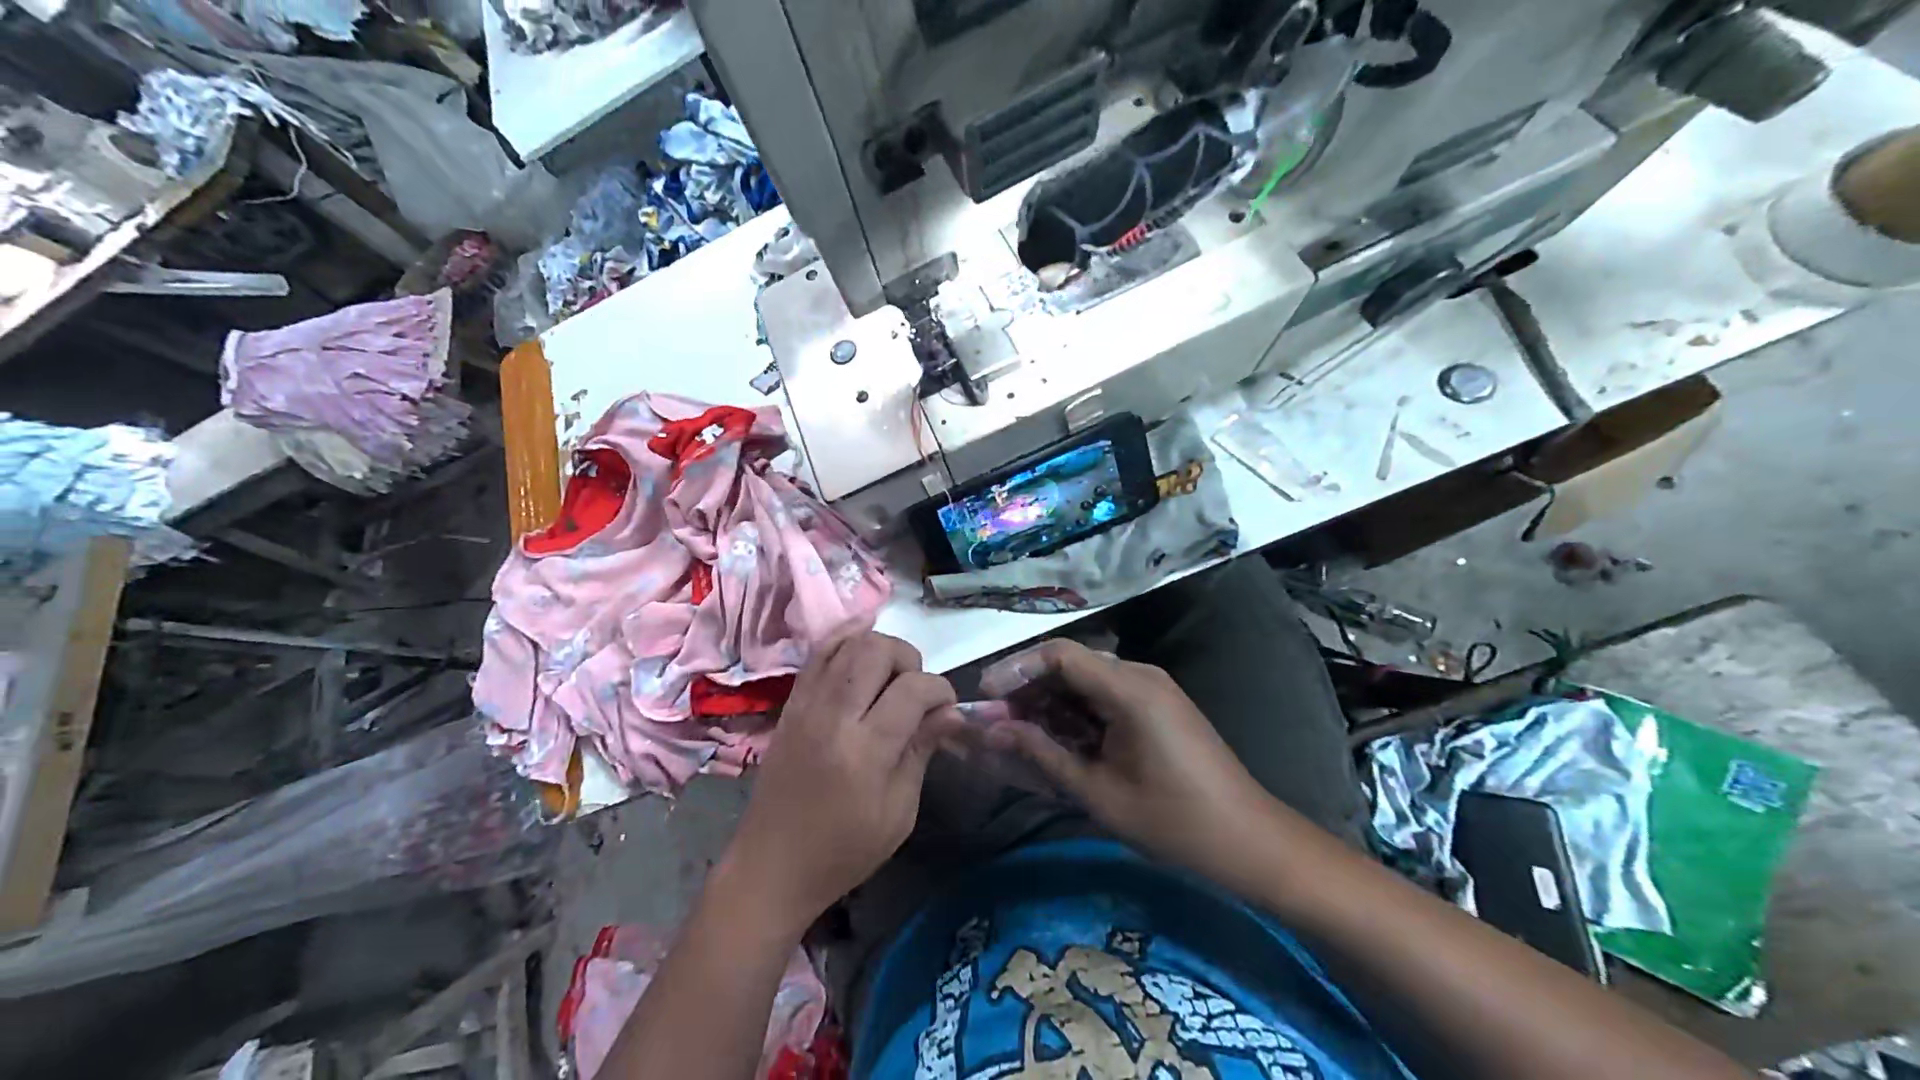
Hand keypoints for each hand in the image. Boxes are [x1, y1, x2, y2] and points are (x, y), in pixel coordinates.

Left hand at [720, 630, 961, 933]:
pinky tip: (863, 637)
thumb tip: (952, 712)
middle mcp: (833, 716)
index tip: (946, 710)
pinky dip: (844, 637)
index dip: (940, 691)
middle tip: (916, 692)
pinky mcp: (790, 704)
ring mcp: (806, 705)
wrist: (771, 866)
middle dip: (910, 661)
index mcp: (865, 751)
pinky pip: (818, 653)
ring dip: (880, 648)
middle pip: (878, 651)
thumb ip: (922, 751)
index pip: (913, 689)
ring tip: (891, 677)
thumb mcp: (899, 813)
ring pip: (849, 644)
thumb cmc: (843, 851)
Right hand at [980, 638, 1279, 875]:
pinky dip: (1075, 714)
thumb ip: (1041, 754)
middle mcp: (1140, 675)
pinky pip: (1104, 697)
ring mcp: (1152, 689)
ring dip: (1049, 703)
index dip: (1015, 669)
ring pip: (1084, 681)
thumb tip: (991, 730)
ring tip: (1017, 735)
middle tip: (995, 723)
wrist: (1249, 841)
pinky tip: (1055, 740)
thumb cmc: (1173, 821)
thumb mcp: (1098, 791)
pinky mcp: (1157, 706)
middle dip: (1027, 690)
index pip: (1059, 655)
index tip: (984, 697)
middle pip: (1070, 665)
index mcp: (1130, 688)